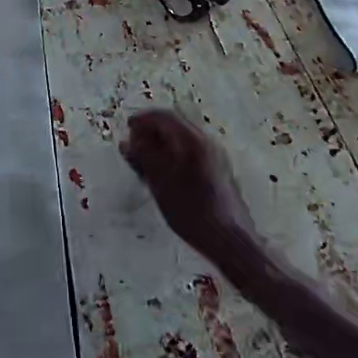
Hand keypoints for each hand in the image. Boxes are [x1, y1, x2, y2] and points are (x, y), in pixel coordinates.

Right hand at [121, 109, 260, 267]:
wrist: (230, 240)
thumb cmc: (192, 210)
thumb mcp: (160, 183)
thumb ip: (143, 158)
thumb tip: (127, 142)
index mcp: (193, 140)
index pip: (164, 116)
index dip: (143, 119)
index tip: (127, 128)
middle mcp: (207, 142)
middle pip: (175, 125)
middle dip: (152, 131)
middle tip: (134, 145)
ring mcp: (215, 156)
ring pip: (183, 140)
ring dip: (162, 144)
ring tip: (145, 161)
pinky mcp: (218, 171)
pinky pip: (191, 152)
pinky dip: (173, 154)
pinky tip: (164, 174)